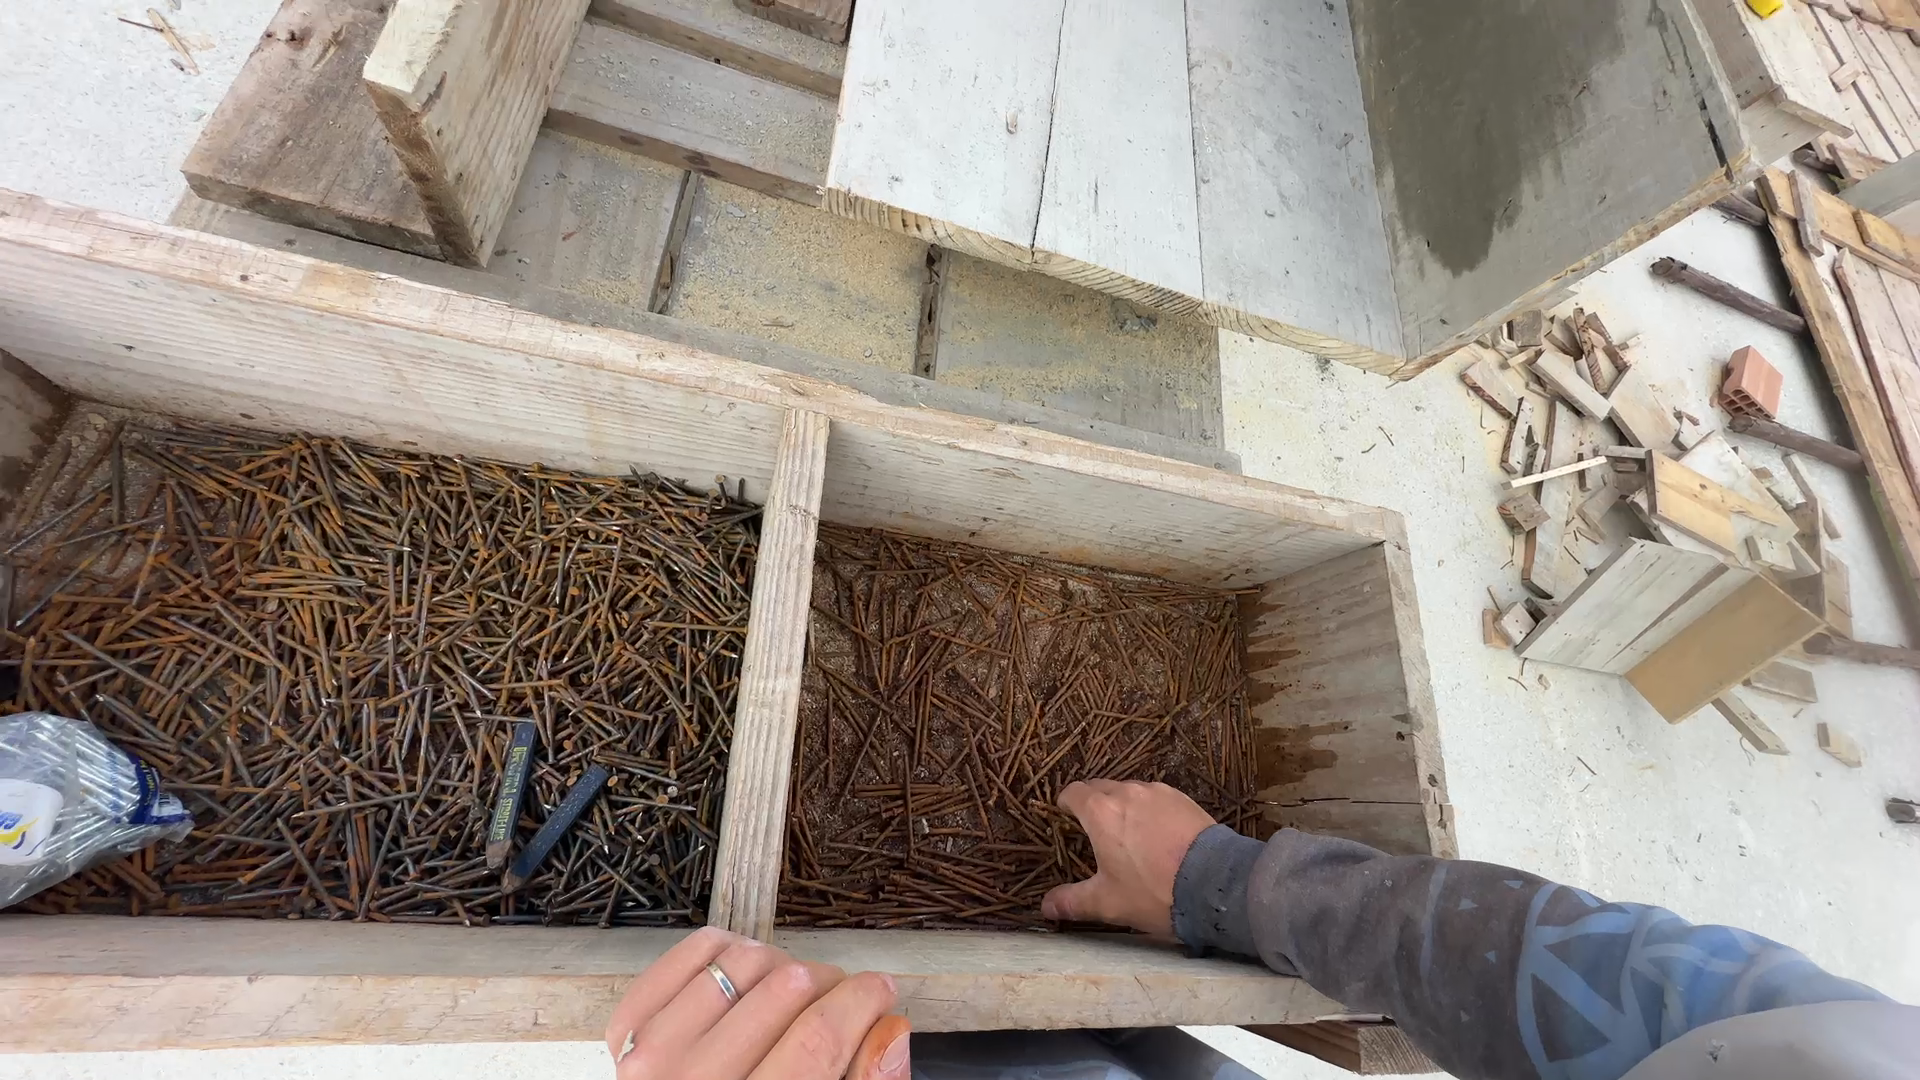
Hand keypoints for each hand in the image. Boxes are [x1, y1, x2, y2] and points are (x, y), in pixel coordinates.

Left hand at [604, 925, 910, 1079]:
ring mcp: (650, 1058)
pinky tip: (748, 980)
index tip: (882, 990)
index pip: (816, 1041)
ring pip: (747, 960)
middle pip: (786, 992)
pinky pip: (698, 950)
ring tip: (791, 995)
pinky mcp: (628, 1028)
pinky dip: (732, 948)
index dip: (862, 1003)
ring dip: (782, 966)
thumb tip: (893, 1028)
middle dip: (829, 984)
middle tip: (839, 997)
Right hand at [1040, 779, 1214, 937]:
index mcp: (1100, 812)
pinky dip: (1149, 808)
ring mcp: (1155, 792)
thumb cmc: (1154, 892)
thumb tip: (1045, 906)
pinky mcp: (1180, 797)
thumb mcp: (1109, 903)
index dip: (1066, 803)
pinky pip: (1155, 796)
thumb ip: (1073, 901)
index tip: (1066, 816)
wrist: (1214, 884)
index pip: (1073, 792)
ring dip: (1122, 805)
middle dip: (1092, 803)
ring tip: (1130, 833)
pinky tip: (1158, 833)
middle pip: (1099, 787)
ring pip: (1128, 790)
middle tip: (1096, 829)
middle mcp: (1125, 792)